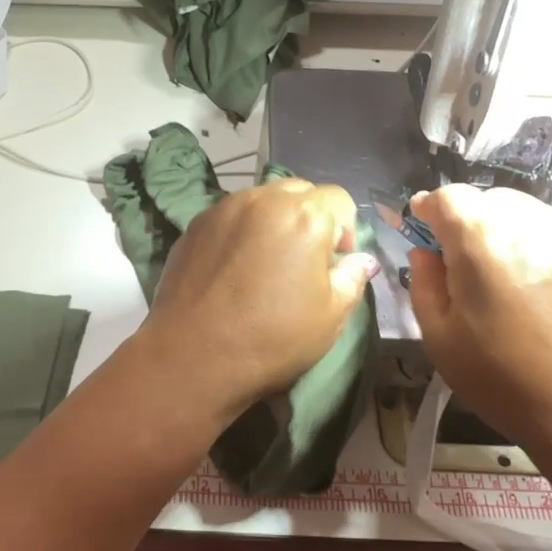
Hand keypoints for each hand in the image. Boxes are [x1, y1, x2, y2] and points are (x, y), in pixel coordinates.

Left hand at [132, 180, 375, 420]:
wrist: (192, 358)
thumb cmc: (271, 340)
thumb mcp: (330, 317)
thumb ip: (351, 278)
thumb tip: (359, 259)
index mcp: (305, 216)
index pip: (340, 200)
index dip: (345, 231)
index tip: (334, 264)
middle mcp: (263, 199)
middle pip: (299, 192)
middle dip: (310, 218)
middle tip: (303, 262)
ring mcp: (223, 209)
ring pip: (262, 200)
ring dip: (273, 221)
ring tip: (266, 264)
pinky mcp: (194, 226)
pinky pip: (230, 217)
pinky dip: (241, 232)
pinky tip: (234, 270)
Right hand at [408, 184, 551, 452]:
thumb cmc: (507, 382)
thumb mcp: (441, 340)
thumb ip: (425, 284)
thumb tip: (426, 252)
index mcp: (483, 241)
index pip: (447, 197)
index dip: (430, 213)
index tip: (427, 236)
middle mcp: (533, 222)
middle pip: (492, 202)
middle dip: (474, 226)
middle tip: (474, 271)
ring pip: (532, 216)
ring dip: (515, 238)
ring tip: (520, 287)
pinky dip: (551, 252)